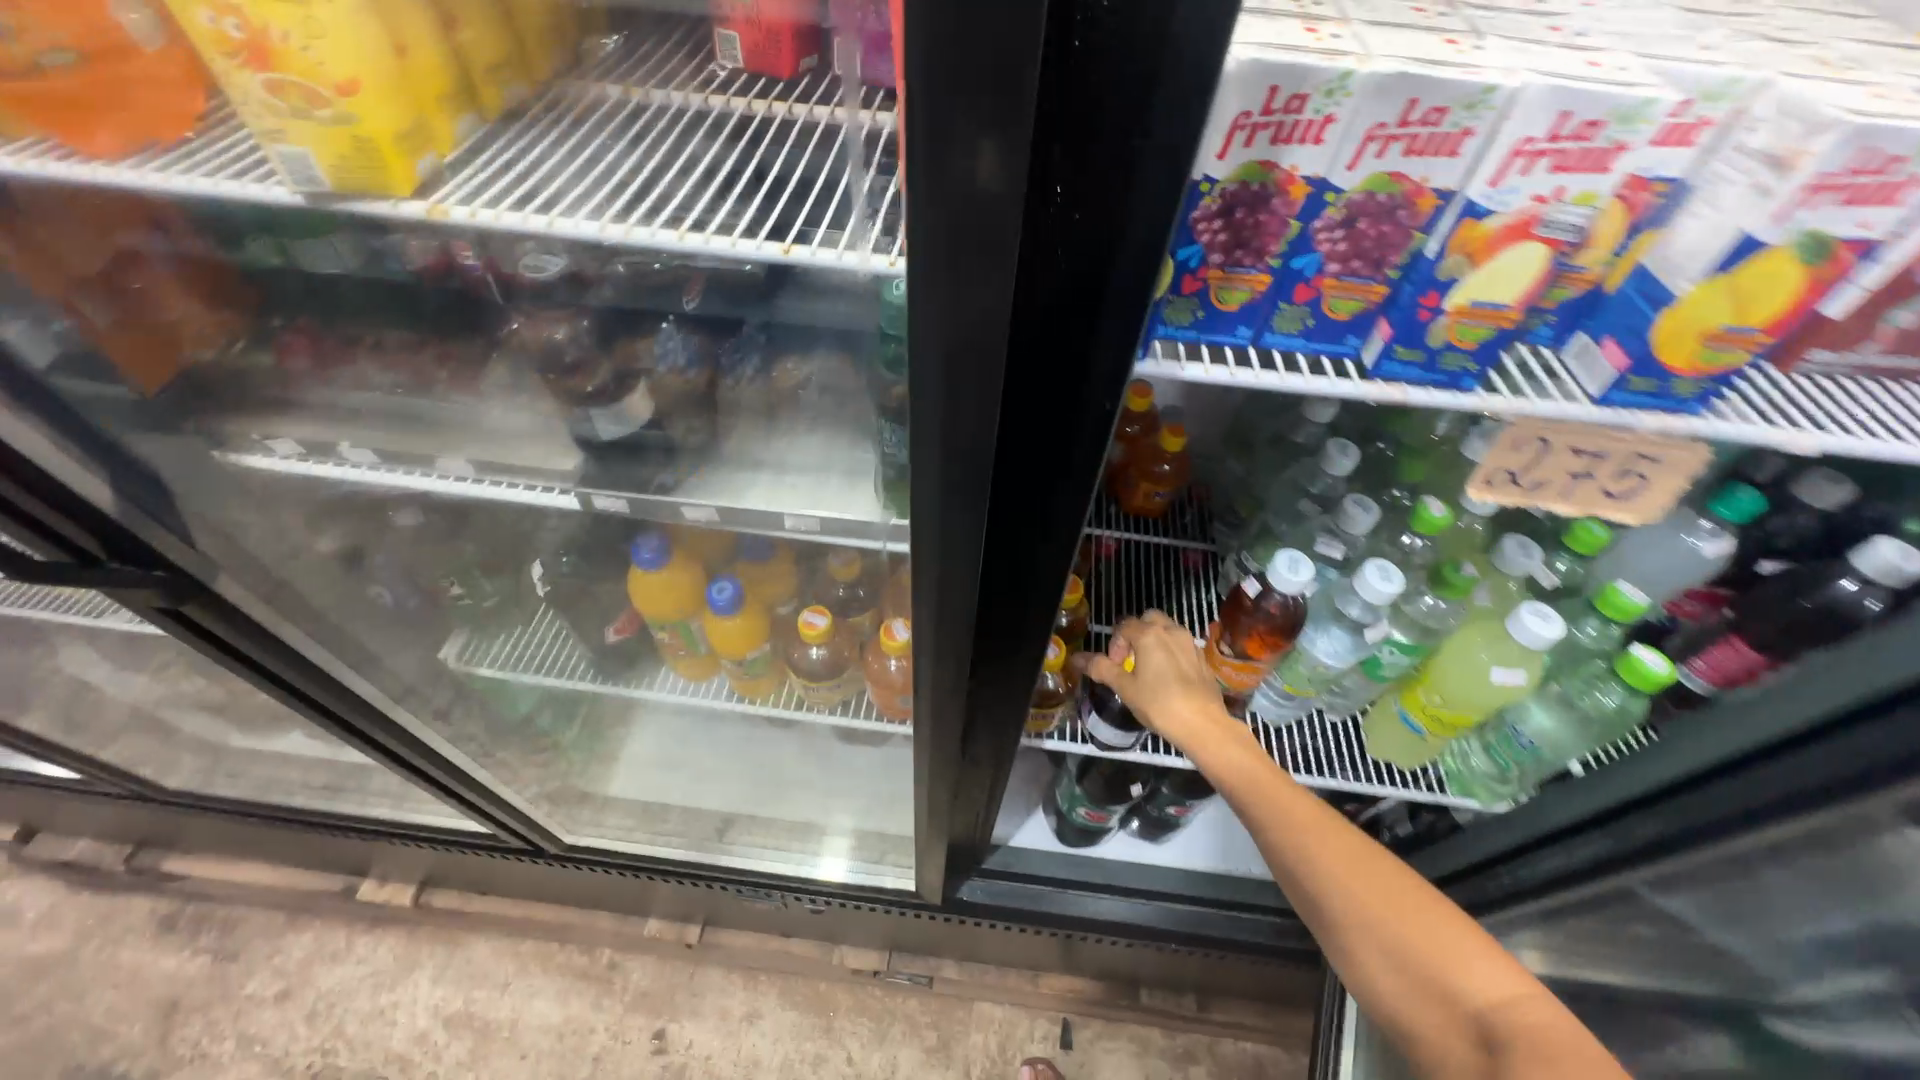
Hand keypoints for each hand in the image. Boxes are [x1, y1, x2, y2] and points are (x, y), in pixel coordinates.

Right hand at [1079, 611, 1243, 754]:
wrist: (1202, 724)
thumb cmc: (1158, 704)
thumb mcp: (1124, 688)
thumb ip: (1101, 668)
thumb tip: (1077, 658)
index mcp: (1150, 635)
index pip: (1124, 626)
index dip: (1115, 644)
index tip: (1115, 666)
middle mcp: (1172, 632)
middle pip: (1149, 619)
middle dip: (1136, 634)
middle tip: (1131, 659)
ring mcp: (1191, 644)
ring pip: (1168, 630)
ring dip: (1155, 641)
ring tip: (1149, 669)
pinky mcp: (1203, 659)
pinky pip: (1182, 646)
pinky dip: (1171, 653)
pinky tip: (1169, 678)